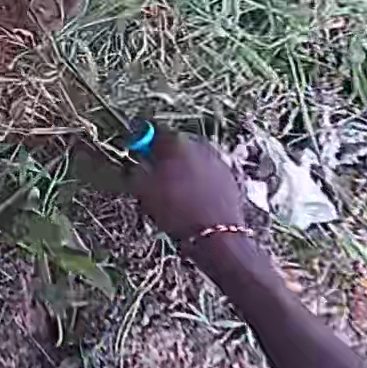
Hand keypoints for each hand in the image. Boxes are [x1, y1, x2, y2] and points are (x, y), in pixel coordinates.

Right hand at [130, 131, 249, 242]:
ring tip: (174, 185)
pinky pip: (209, 172)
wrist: (215, 236)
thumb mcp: (142, 188)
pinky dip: (199, 178)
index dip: (144, 142)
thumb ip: (136, 168)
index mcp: (176, 143)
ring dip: (184, 165)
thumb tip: (135, 162)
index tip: (138, 152)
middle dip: (166, 154)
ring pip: (194, 158)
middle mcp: (200, 147)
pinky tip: (192, 194)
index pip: (155, 132)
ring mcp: (218, 162)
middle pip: (178, 143)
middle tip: (155, 170)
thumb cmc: (174, 209)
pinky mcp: (230, 179)